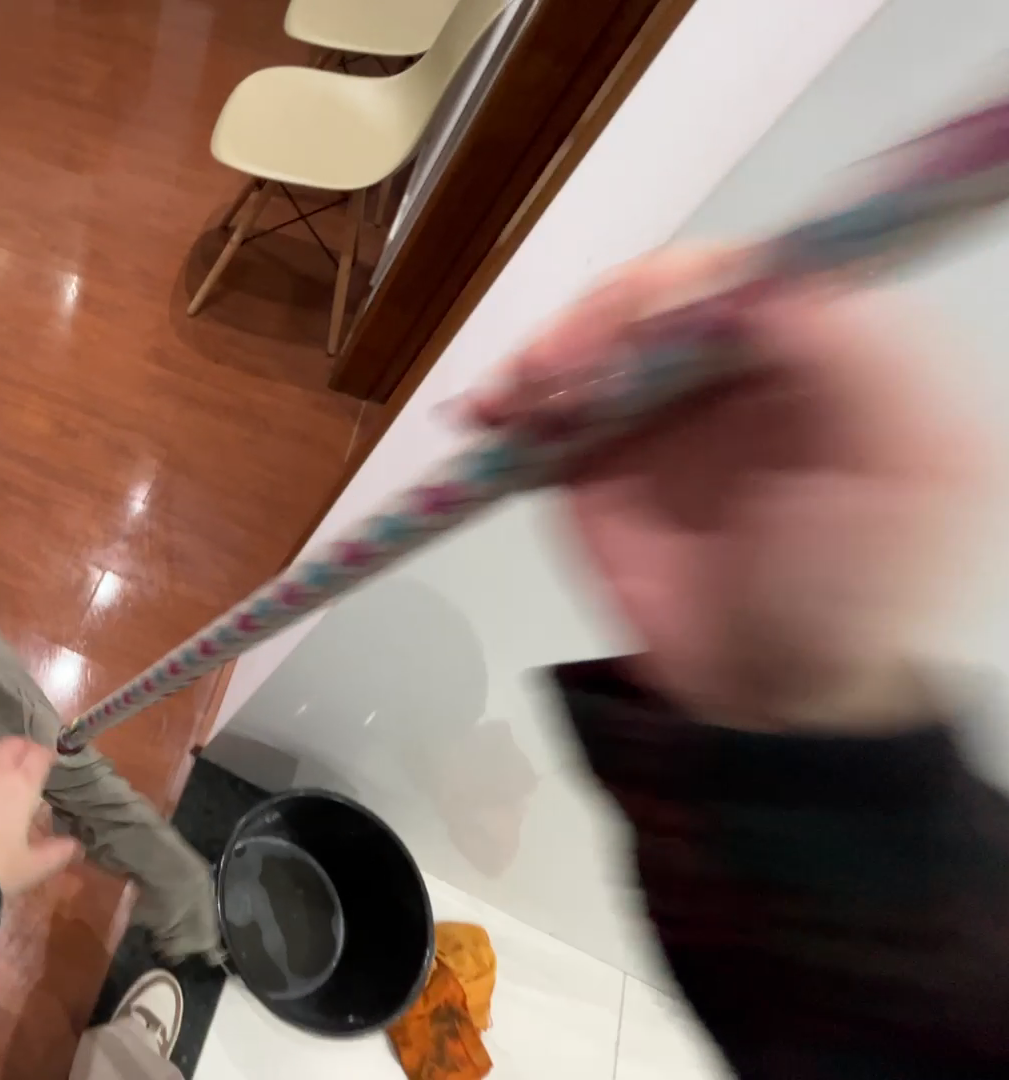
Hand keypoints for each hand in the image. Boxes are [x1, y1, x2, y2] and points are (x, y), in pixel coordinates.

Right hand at [467, 248, 987, 730]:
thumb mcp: (899, 471)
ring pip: (578, 350)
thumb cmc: (846, 586)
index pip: (736, 278)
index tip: (626, 334)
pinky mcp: (585, 462)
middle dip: (585, 324)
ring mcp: (645, 417)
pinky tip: (481, 417)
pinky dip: (501, 406)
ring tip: (506, 402)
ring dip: (534, 361)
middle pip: (640, 304)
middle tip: (547, 372)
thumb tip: (761, 283)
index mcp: (813, 359)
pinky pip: (536, 414)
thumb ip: (853, 362)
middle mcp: (722, 374)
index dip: (672, 287)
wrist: (752, 681)